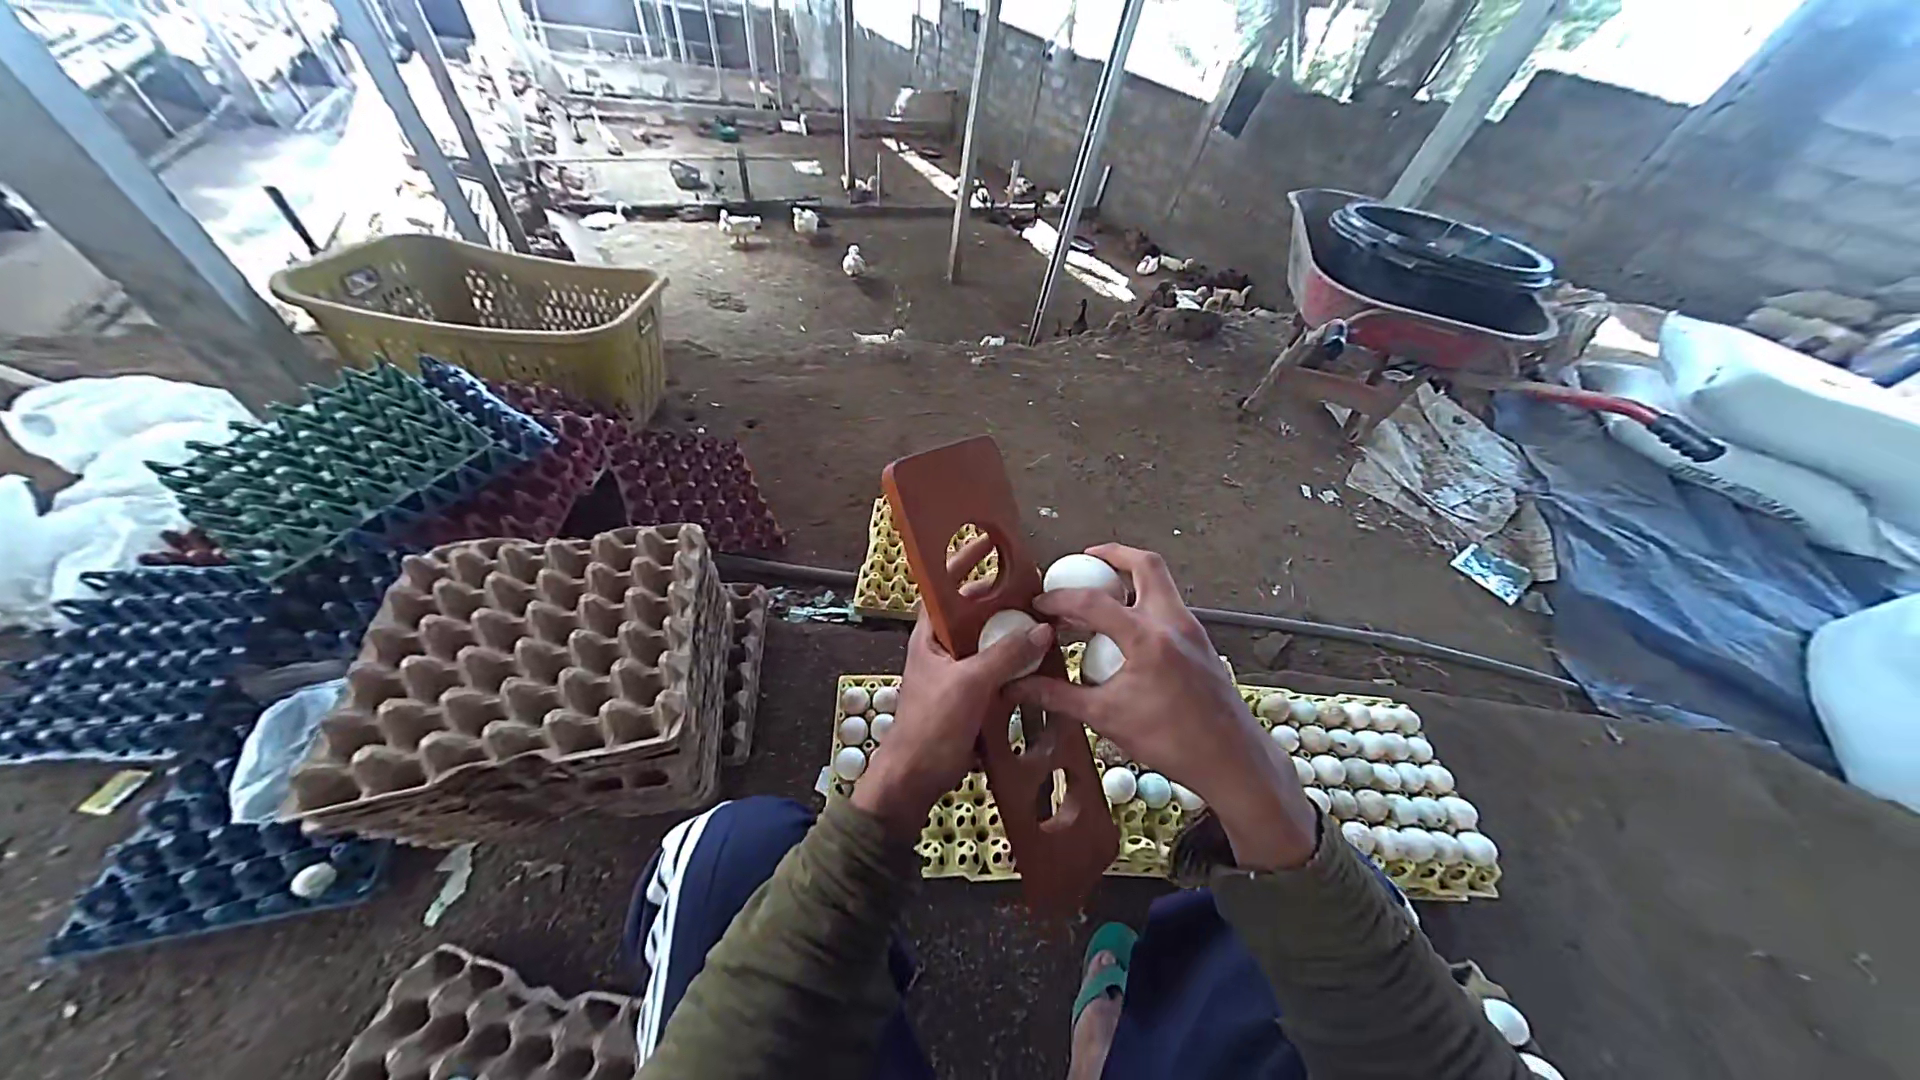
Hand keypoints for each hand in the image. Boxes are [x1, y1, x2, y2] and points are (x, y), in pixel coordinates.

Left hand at [852, 539, 1054, 841]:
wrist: (914, 778)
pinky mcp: (969, 694)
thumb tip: (1040, 630)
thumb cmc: (930, 727)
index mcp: (930, 634)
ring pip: (988, 640)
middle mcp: (942, 646)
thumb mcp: (968, 685)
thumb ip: (1004, 656)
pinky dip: (1014, 661)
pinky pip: (996, 668)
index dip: (963, 561)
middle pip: (973, 611)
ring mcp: (956, 670)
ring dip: (1011, 632)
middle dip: (1000, 598)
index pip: (945, 586)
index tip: (987, 541)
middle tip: (1032, 587)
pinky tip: (1037, 661)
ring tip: (1042, 620)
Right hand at [1009, 544, 1318, 870]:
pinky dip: (1144, 601)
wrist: (1233, 761)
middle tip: (1086, 560)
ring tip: (1101, 591)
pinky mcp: (1200, 643)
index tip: (1041, 604)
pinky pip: (1169, 605)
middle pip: (1145, 564)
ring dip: (1131, 577)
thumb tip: (1020, 686)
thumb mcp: (1106, 717)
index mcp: (1148, 638)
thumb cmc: (1174, 741)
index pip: (1093, 602)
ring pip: (1162, 582)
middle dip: (1112, 555)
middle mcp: (1174, 623)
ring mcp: (1192, 630)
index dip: (1059, 599)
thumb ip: (1059, 696)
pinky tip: (1125, 629)